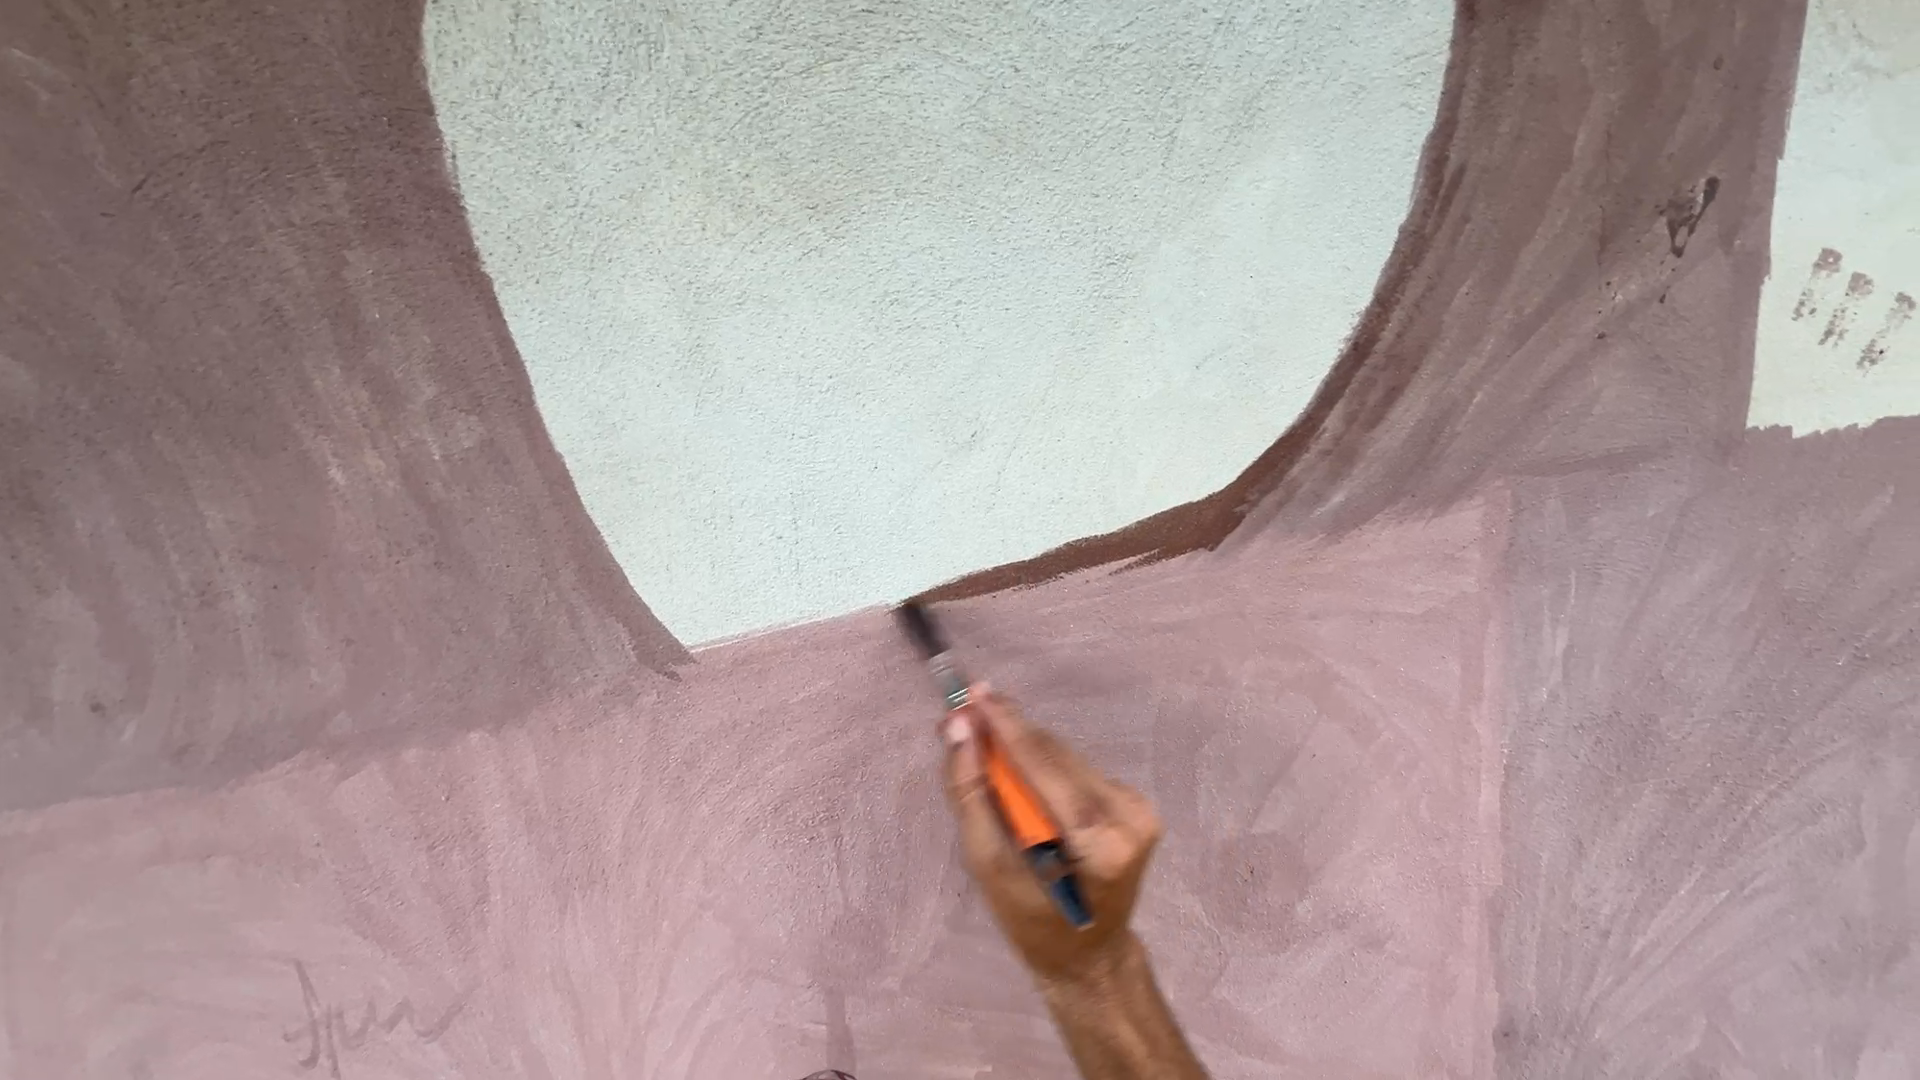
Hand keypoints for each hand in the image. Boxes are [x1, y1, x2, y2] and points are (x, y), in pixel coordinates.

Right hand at [940, 684, 1164, 984]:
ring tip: (984, 749)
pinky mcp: (1136, 802)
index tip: (975, 693)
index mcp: (1100, 843)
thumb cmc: (1032, 921)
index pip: (1046, 767)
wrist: (1089, 955)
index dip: (1007, 726)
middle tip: (962, 720)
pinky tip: (1023, 781)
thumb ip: (972, 794)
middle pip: (1054, 755)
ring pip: (1065, 757)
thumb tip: (961, 730)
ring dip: (1022, 749)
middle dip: (1006, 735)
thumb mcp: (989, 866)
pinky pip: (1077, 769)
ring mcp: (1138, 808)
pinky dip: (1044, 768)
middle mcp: (1129, 816)